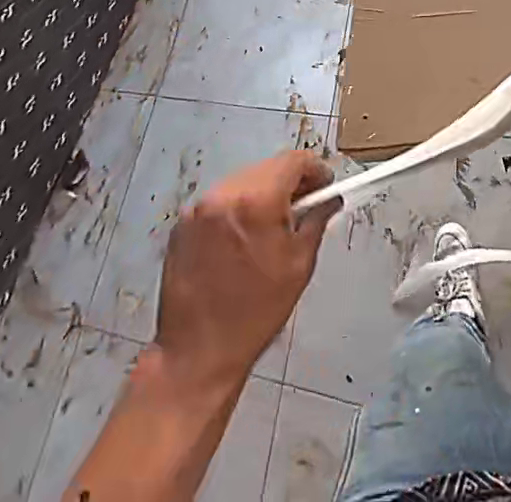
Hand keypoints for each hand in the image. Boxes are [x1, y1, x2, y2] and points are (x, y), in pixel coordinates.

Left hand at [154, 151, 338, 390]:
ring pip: (242, 182)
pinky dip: (237, 210)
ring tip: (272, 229)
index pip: (293, 161)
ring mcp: (199, 208)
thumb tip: (327, 201)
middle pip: (266, 169)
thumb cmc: (254, 313)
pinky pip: (219, 202)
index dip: (315, 170)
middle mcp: (224, 195)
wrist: (199, 350)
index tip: (324, 184)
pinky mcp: (183, 223)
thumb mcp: (299, 264)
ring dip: (262, 195)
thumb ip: (316, 221)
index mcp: (256, 201)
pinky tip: (244, 240)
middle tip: (304, 208)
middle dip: (289, 183)